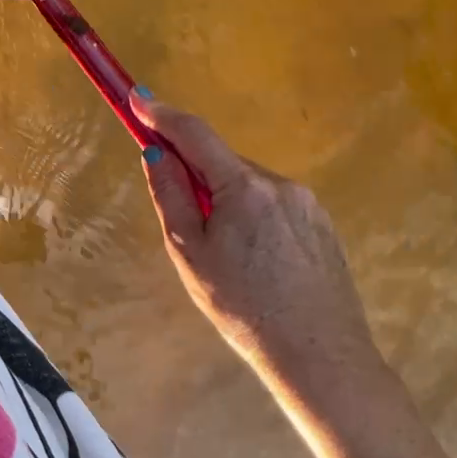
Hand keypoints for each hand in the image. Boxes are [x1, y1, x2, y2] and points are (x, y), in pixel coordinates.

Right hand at [134, 91, 451, 457]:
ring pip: (246, 182)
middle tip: (178, 211)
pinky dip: (247, 212)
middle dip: (193, 170)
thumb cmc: (241, 304)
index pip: (195, 134)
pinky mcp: (322, 226)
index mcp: (244, 188)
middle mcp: (281, 186)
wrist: (322, 360)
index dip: (160, 113)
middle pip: (221, 160)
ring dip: (221, 194)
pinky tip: (249, 256)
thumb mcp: (188, 249)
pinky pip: (270, 202)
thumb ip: (169, 194)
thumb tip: (157, 153)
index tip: (134, 98)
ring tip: (218, 247)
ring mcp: (307, 206)